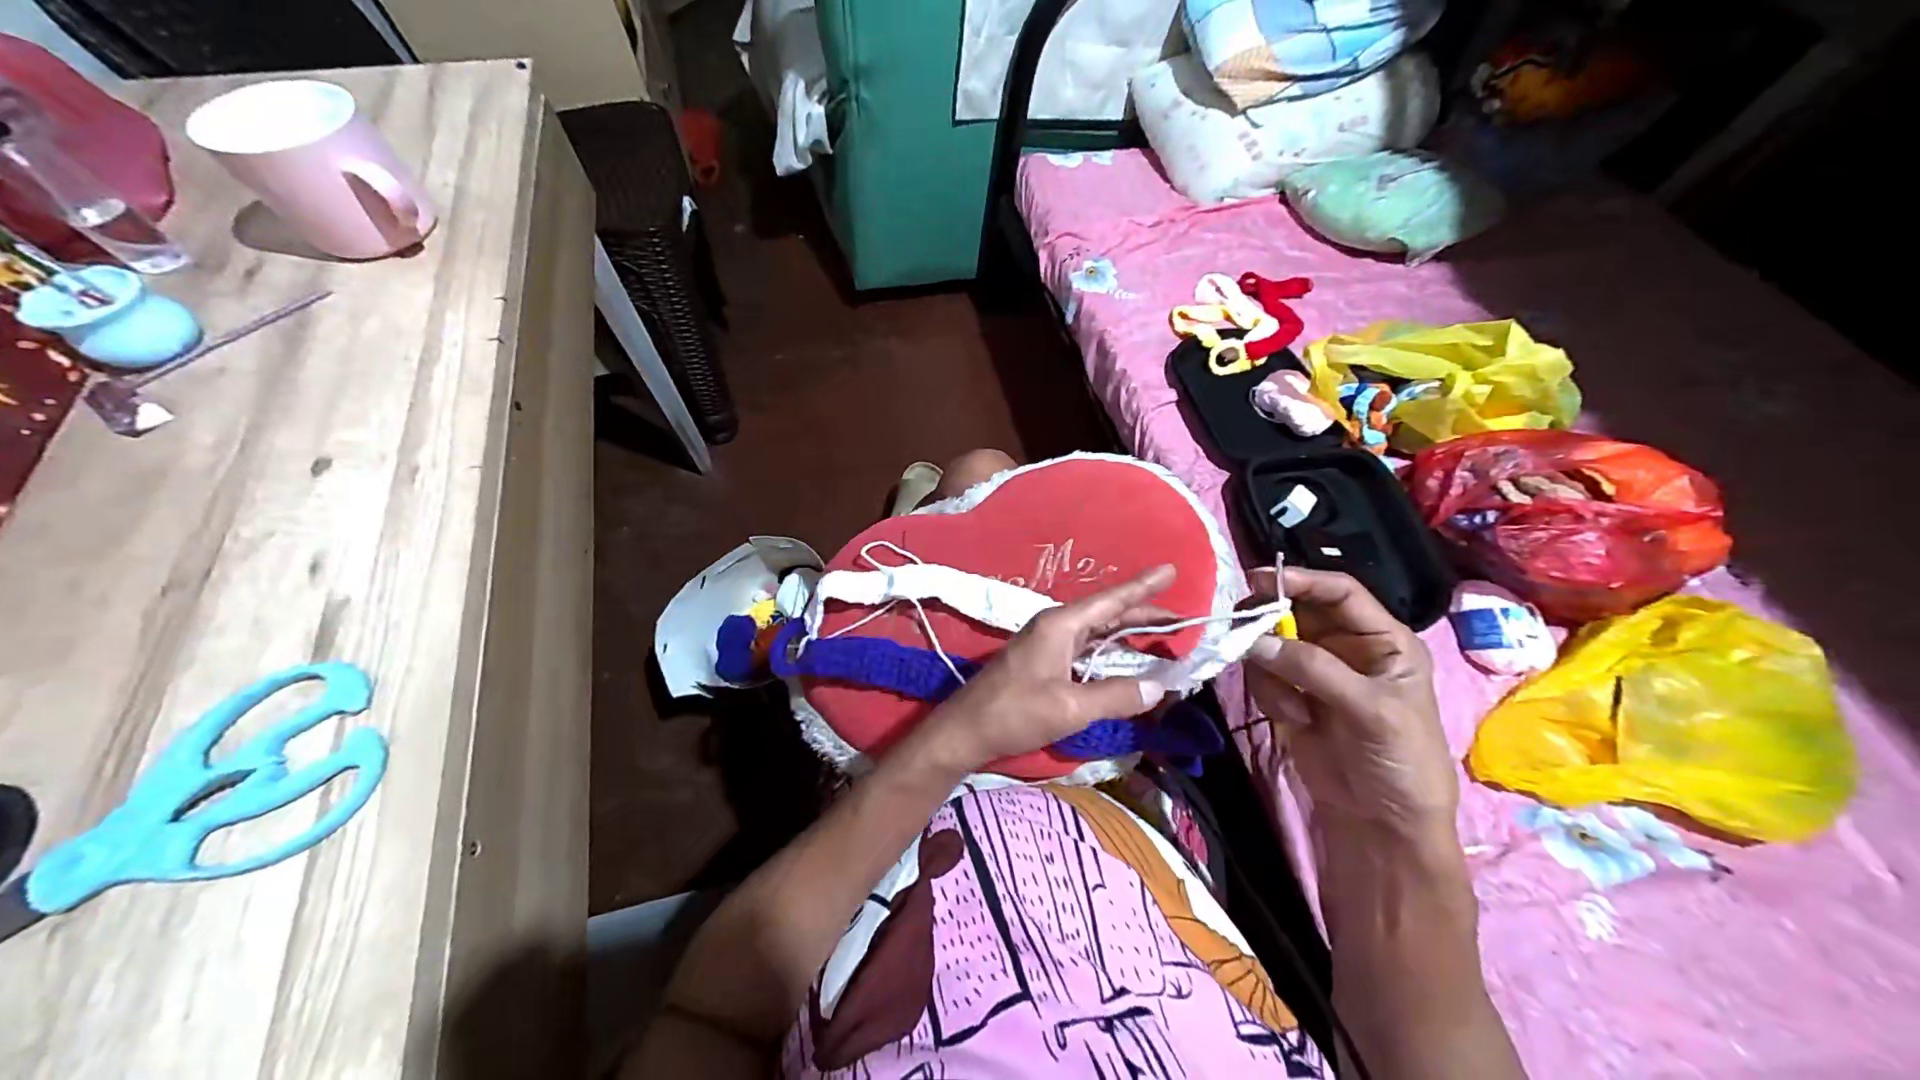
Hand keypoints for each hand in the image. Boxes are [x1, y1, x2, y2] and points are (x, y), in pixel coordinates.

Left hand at [908, 565, 1177, 774]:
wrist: (966, 730)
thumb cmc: (1015, 713)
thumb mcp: (1071, 708)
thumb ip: (1116, 696)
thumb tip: (1158, 687)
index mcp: (1061, 625)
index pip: (1111, 601)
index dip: (1142, 587)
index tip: (1169, 570)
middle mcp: (1055, 626)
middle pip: (1107, 614)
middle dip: (1143, 613)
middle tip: (1181, 616)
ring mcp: (1047, 643)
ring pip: (1097, 631)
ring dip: (1128, 632)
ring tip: (1162, 634)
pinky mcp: (1043, 662)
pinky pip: (1086, 648)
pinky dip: (1110, 651)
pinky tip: (1125, 658)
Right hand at [1244, 567, 1456, 835]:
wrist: (1382, 822)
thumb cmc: (1400, 759)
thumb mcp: (1371, 710)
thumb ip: (1315, 669)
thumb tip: (1256, 640)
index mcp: (1381, 639)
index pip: (1340, 592)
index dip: (1303, 580)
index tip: (1260, 579)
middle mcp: (1344, 646)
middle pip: (1296, 611)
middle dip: (1270, 621)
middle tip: (1244, 631)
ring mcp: (1314, 670)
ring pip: (1271, 643)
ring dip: (1270, 669)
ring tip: (1291, 706)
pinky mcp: (1289, 694)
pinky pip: (1262, 674)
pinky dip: (1268, 693)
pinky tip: (1292, 719)